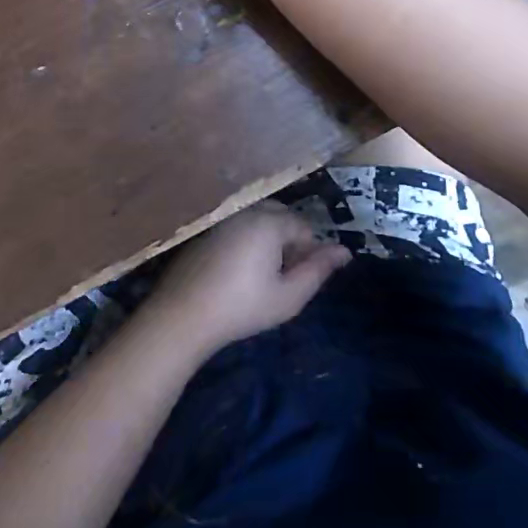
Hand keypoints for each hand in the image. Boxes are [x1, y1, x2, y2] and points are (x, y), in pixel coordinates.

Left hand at [140, 204, 351, 357]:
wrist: (183, 314)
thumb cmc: (242, 307)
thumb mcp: (289, 296)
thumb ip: (318, 270)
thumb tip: (344, 251)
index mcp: (269, 222)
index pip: (303, 226)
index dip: (311, 251)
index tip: (304, 279)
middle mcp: (246, 212)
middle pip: (280, 216)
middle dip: (290, 239)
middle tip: (287, 275)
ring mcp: (222, 220)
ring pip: (257, 219)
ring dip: (269, 239)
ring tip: (265, 275)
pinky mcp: (205, 232)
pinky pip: (237, 227)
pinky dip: (247, 240)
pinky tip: (240, 271)